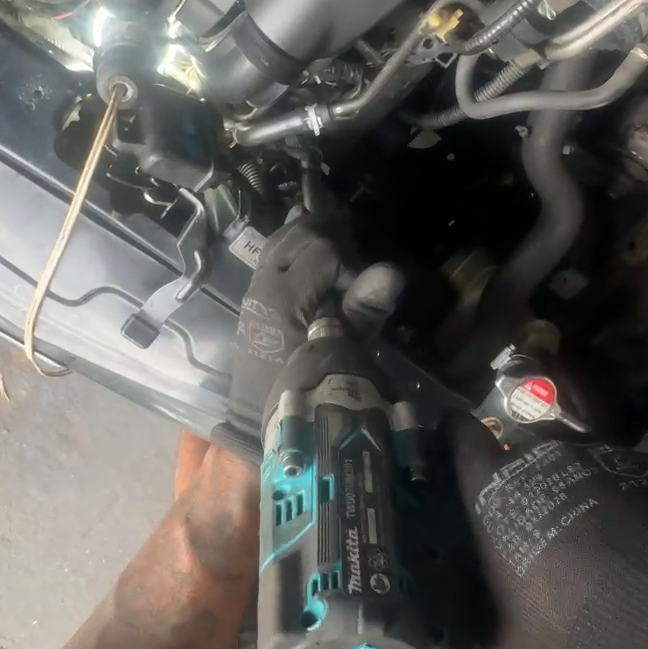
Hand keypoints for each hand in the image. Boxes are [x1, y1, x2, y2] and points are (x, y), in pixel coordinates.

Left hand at [213, 214, 342, 459]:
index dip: (351, 262)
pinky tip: (313, 243)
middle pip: (302, 232)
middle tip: (355, 262)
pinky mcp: (255, 291)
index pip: (324, 250)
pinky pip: (274, 251)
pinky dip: (296, 242)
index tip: (360, 290)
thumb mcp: (343, 353)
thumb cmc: (306, 388)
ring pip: (284, 235)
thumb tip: (392, 272)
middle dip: (334, 238)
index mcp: (284, 296)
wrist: (256, 416)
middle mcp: (264, 282)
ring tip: (341, 246)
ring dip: (313, 234)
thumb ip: (364, 310)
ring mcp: (256, 284)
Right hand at [445, 413, 647, 648]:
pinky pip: (617, 469)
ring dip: (567, 486)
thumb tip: (463, 590)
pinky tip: (633, 537)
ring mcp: (603, 454)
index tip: (448, 448)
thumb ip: (473, 610)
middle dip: (514, 477)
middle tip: (525, 522)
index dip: (450, 438)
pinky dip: (614, 493)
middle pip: (515, 449)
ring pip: (567, 458)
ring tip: (587, 537)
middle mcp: (542, 457)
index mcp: (496, 493)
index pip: (459, 436)